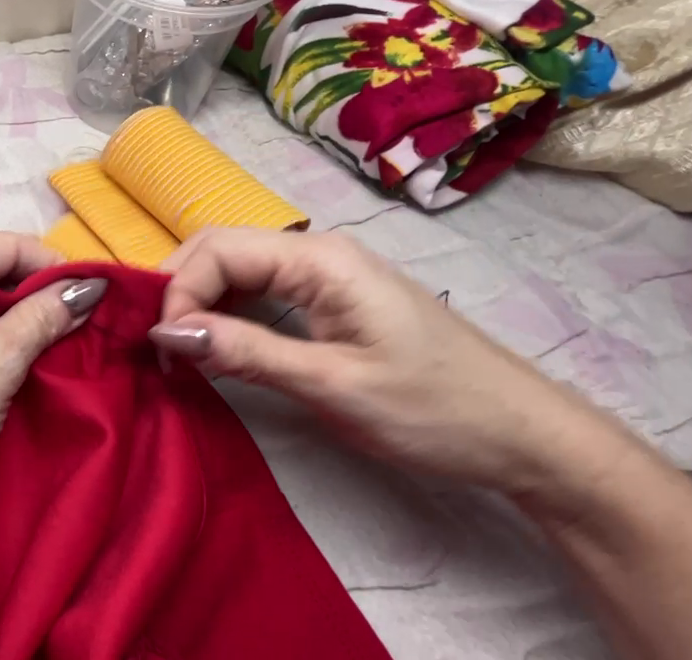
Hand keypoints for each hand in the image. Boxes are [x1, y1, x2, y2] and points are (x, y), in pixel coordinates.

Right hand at [147, 228, 636, 496]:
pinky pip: (260, 291)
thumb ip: (245, 351)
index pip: (219, 250)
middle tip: (160, 348)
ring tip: (180, 350)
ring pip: (237, 269)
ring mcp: (325, 273)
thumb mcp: (332, 385)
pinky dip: (228, 313)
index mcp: (320, 258)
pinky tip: (217, 344)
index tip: (162, 347)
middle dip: (180, 291)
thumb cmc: (436, 410)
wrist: (531, 439)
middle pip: (221, 250)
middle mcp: (317, 251)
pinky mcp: (330, 299)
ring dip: (201, 303)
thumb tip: (167, 333)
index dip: (178, 290)